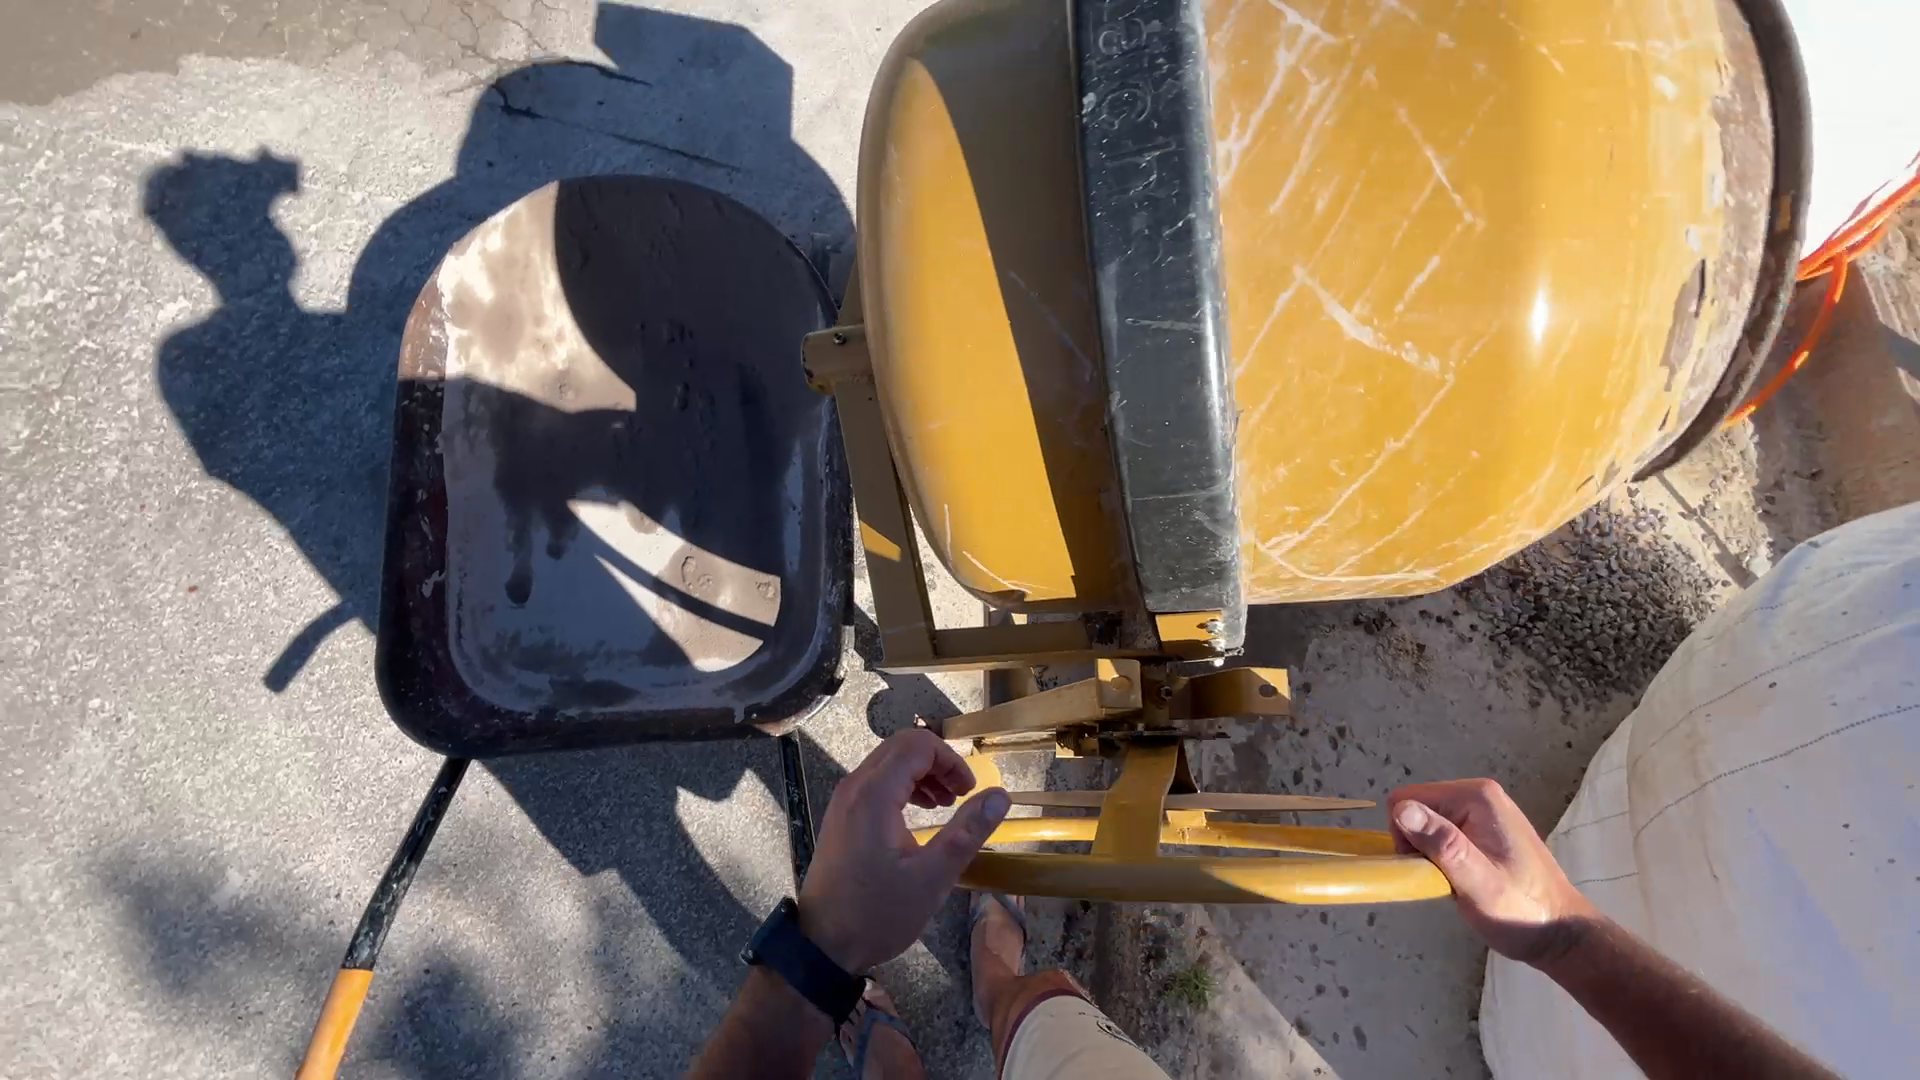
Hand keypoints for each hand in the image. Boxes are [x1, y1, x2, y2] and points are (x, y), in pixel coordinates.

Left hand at [796, 729, 1011, 972]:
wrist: (823, 945)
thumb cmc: (879, 913)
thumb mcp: (932, 877)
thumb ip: (968, 831)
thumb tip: (1001, 796)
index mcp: (875, 793)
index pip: (918, 745)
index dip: (951, 760)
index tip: (970, 790)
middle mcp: (855, 785)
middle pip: (902, 746)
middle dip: (939, 762)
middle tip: (962, 795)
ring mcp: (845, 798)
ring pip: (889, 761)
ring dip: (922, 772)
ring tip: (947, 804)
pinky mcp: (843, 813)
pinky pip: (877, 780)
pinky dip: (904, 784)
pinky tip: (922, 812)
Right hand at [1387, 778, 1597, 965]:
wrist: (1563, 938)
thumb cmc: (1523, 913)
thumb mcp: (1480, 884)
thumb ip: (1444, 845)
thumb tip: (1402, 810)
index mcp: (1476, 796)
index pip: (1406, 800)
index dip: (1406, 835)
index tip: (1429, 868)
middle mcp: (1477, 793)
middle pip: (1415, 808)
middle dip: (1419, 845)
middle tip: (1446, 878)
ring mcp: (1481, 809)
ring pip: (1424, 822)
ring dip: (1430, 853)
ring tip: (1456, 880)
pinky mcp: (1481, 825)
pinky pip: (1439, 831)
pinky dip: (1441, 855)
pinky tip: (1462, 876)